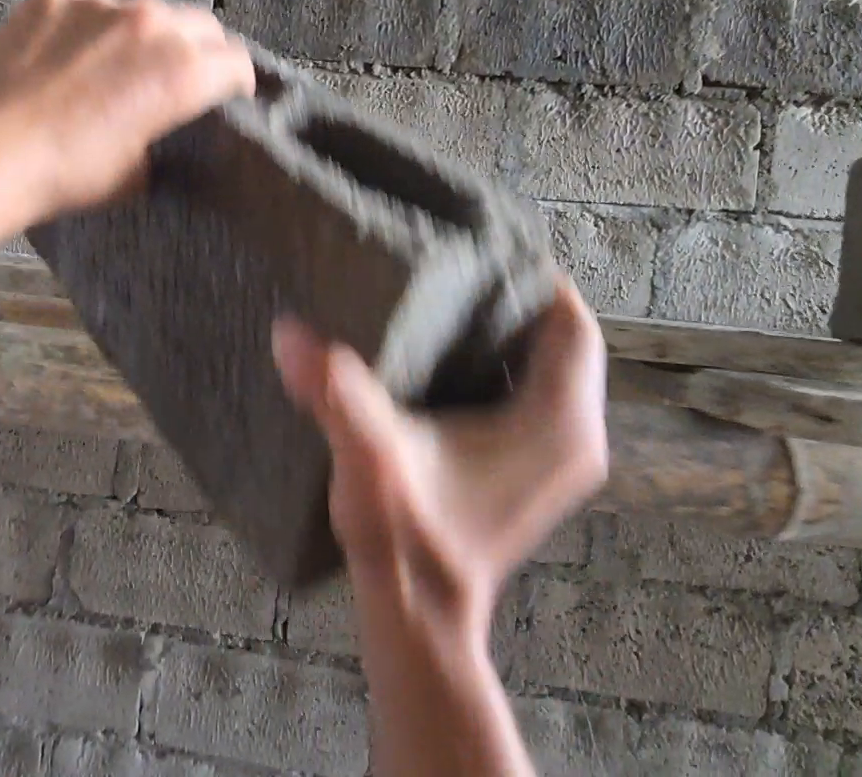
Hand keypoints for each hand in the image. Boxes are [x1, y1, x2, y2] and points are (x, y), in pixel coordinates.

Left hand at [0, 0, 254, 220]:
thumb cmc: (62, 173)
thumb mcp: (132, 177)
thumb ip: (159, 141)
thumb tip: (151, 132)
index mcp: (182, 72)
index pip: (236, 62)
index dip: (235, 83)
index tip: (226, 96)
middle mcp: (150, 24)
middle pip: (199, 25)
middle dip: (200, 51)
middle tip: (179, 78)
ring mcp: (99, 4)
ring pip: (143, 10)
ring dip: (144, 35)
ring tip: (116, 68)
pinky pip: (90, 6)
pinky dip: (91, 27)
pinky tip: (68, 58)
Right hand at [272, 280, 607, 631]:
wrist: (420, 614)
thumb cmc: (408, 541)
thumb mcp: (370, 455)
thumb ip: (335, 391)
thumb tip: (290, 331)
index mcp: (557, 426)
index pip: (570, 326)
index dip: (537, 280)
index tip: (488, 248)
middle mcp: (572, 440)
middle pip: (558, 343)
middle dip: (513, 302)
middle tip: (456, 268)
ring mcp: (552, 459)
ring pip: (544, 370)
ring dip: (503, 335)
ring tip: (444, 302)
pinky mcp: (528, 472)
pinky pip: (527, 397)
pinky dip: (495, 369)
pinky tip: (441, 359)